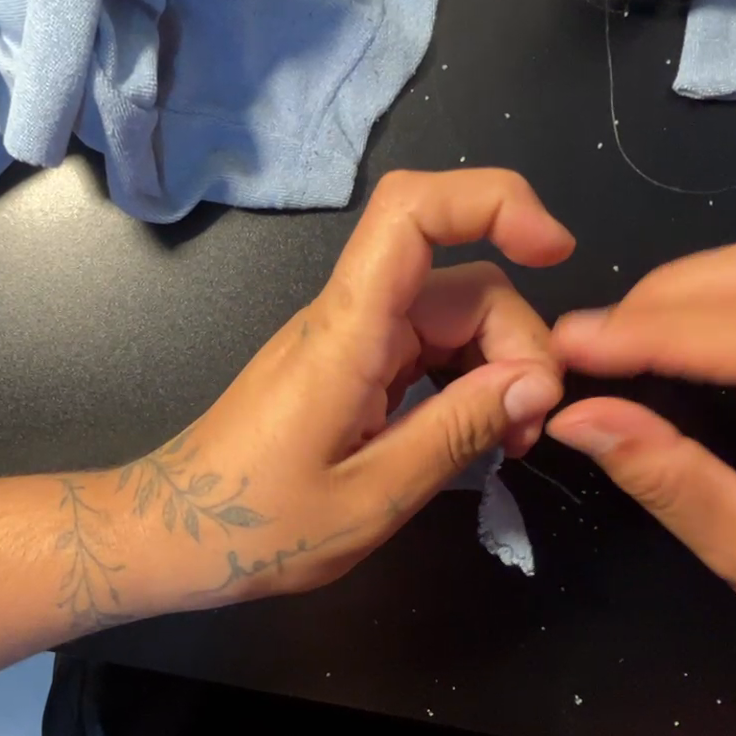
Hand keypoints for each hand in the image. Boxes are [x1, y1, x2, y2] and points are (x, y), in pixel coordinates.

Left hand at [155, 170, 572, 606]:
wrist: (177, 533)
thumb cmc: (259, 525)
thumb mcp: (371, 496)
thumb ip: (456, 432)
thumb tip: (535, 382)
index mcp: (346, 334)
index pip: (412, 212)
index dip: (493, 202)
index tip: (557, 251)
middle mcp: (346, 318)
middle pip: (461, 283)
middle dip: (517, 344)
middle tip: (525, 431)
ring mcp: (345, 340)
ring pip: (450, 316)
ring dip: (495, 368)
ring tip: (504, 442)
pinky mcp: (346, 366)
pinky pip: (424, 348)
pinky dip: (462, 381)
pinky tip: (471, 432)